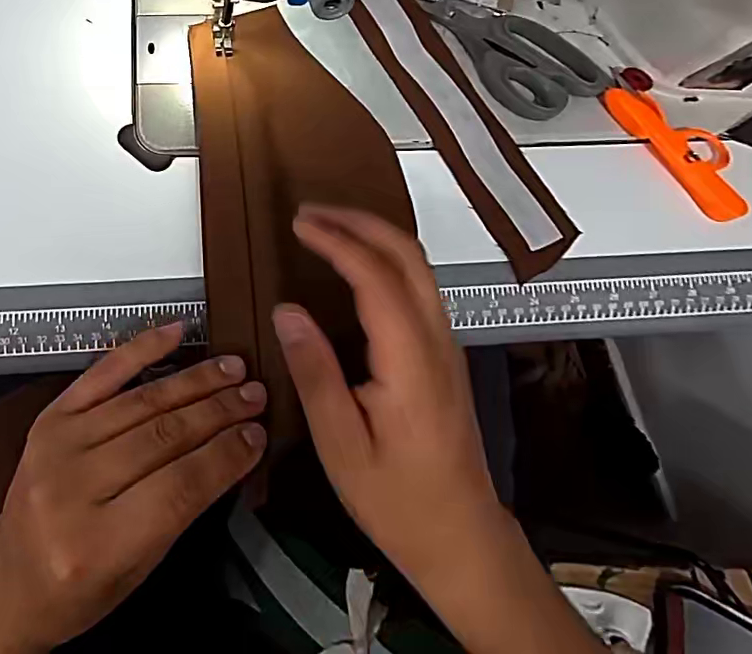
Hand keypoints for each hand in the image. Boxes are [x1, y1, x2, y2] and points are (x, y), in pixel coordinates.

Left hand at [0, 324, 265, 653]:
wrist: (7, 581)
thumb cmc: (75, 587)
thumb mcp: (137, 568)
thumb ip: (182, 507)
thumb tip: (232, 446)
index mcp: (95, 544)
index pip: (179, 487)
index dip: (226, 455)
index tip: (258, 434)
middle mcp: (72, 488)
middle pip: (163, 436)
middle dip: (218, 411)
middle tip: (254, 394)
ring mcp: (57, 445)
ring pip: (142, 401)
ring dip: (195, 380)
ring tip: (232, 369)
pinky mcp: (50, 417)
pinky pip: (102, 372)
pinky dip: (142, 348)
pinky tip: (174, 333)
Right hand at [277, 205, 598, 653]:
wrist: (464, 537)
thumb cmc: (399, 500)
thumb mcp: (341, 445)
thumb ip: (314, 372)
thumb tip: (287, 311)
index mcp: (410, 359)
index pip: (376, 276)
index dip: (337, 240)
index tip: (299, 224)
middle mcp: (435, 339)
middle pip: (407, 254)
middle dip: (359, 221)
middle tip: (310, 213)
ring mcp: (445, 343)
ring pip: (417, 265)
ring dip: (373, 234)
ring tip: (327, 227)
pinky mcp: (443, 352)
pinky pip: (417, 284)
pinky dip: (385, 257)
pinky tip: (357, 264)